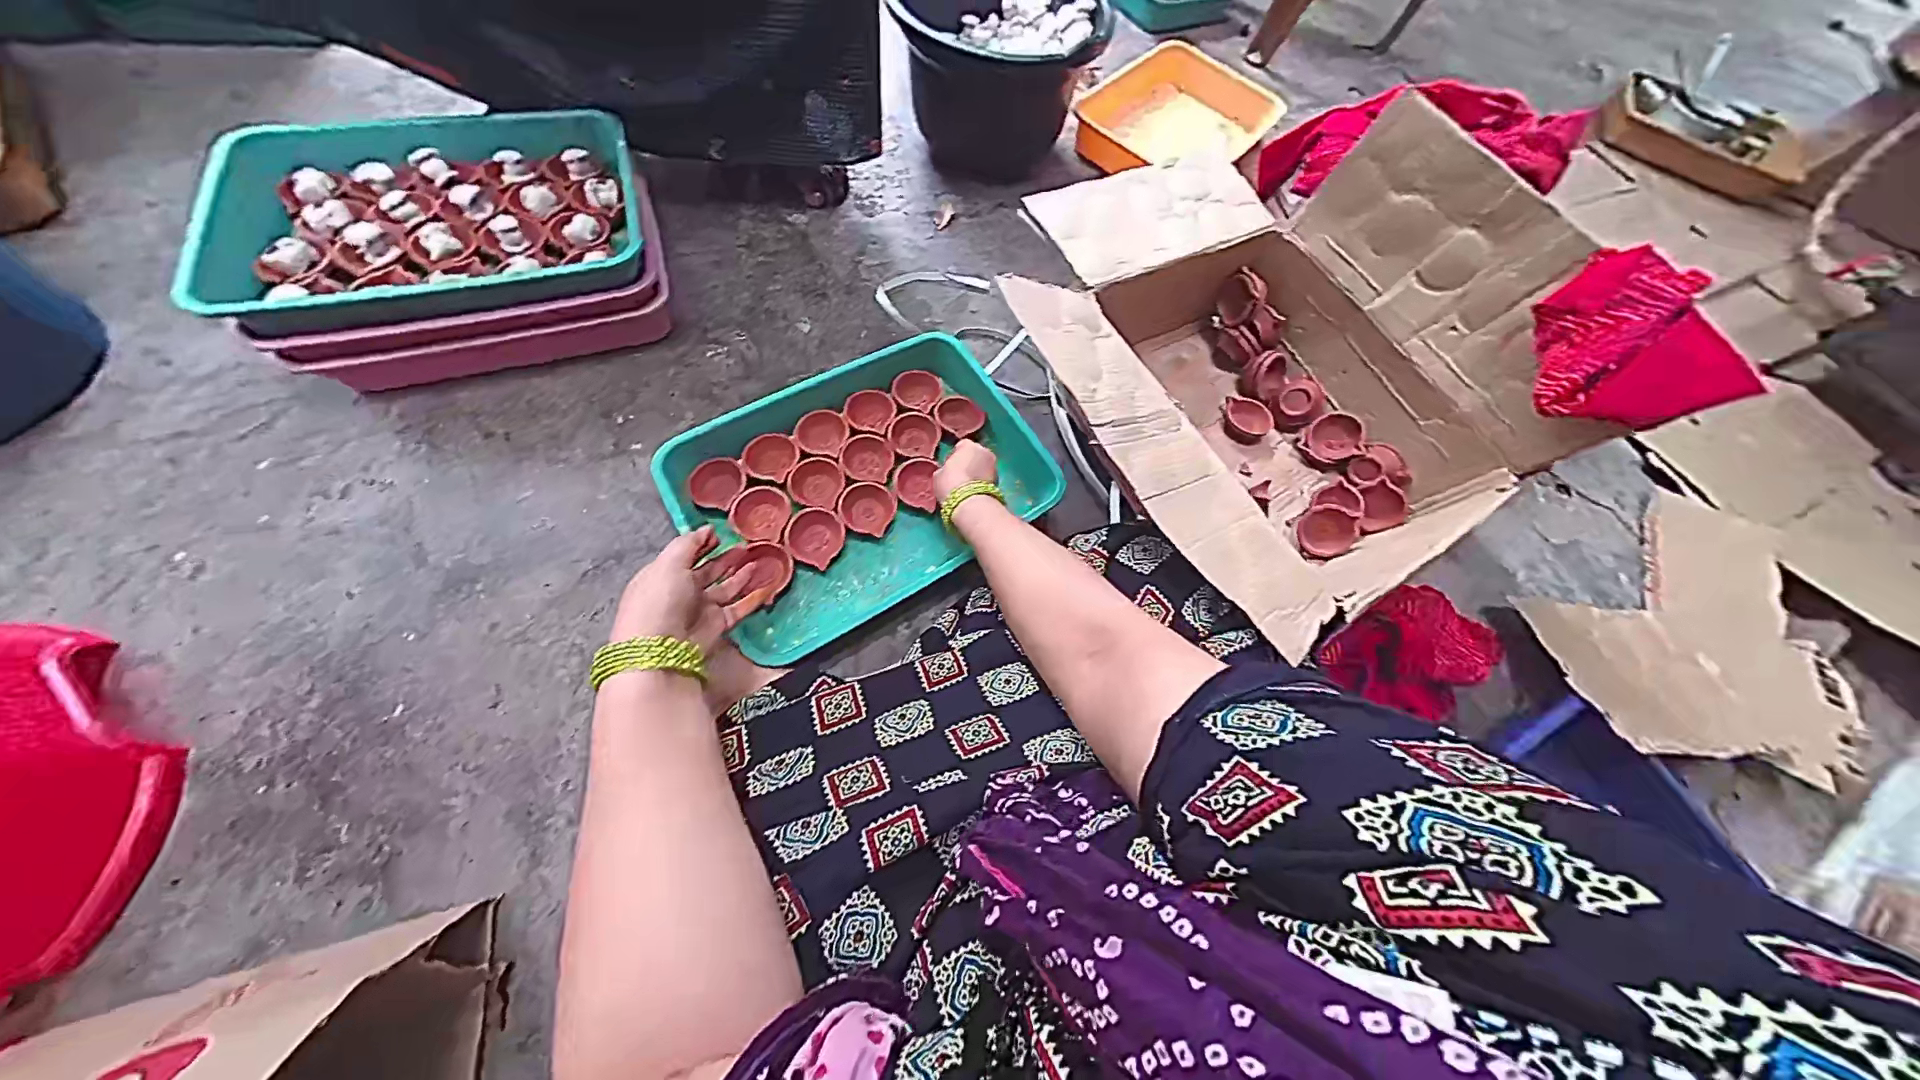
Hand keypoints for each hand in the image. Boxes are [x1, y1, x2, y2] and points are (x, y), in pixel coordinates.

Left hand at [609, 526, 770, 649]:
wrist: (662, 649)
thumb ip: (689, 543)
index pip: (686, 555)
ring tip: (758, 559)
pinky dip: (753, 597)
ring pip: (726, 588)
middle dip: (726, 558)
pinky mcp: (718, 626)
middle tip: (745, 546)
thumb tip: (706, 530)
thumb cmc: (660, 600)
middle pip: (708, 571)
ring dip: (742, 574)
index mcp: (664, 575)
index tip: (721, 534)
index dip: (703, 544)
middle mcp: (682, 592)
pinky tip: (766, 584)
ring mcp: (701, 609)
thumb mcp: (669, 563)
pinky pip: (739, 608)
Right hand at [934, 439, 998, 504]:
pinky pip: (988, 478)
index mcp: (968, 445)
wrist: (970, 503)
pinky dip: (983, 482)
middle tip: (960, 476)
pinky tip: (975, 491)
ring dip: (978, 472)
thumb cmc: (950, 483)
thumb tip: (947, 471)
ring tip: (968, 486)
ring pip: (983, 466)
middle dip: (969, 463)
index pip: (961, 446)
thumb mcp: (939, 474)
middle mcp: (985, 451)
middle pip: (975, 454)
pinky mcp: (999, 480)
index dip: (955, 456)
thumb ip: (945, 468)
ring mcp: (995, 465)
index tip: (950, 467)